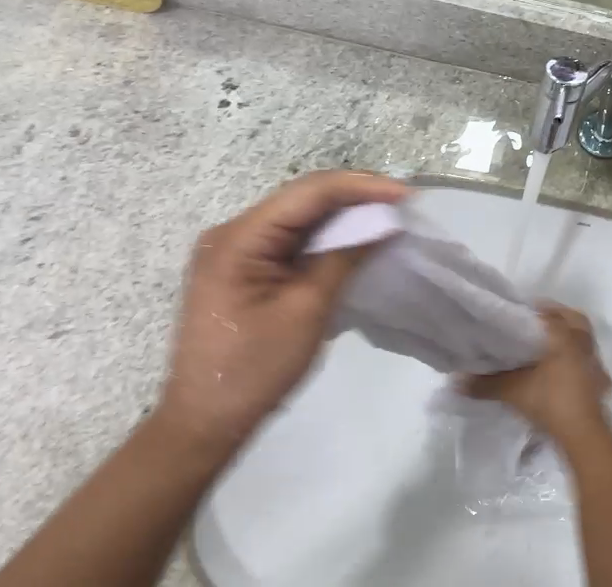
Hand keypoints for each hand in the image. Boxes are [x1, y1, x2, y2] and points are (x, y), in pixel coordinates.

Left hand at [154, 171, 410, 452]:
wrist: (205, 424)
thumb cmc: (254, 369)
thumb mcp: (307, 310)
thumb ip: (344, 258)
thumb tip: (384, 224)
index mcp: (238, 239)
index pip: (310, 192)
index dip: (362, 186)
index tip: (407, 196)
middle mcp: (232, 233)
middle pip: (304, 198)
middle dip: (356, 196)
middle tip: (403, 204)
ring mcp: (236, 251)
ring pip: (301, 216)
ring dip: (345, 214)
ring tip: (389, 216)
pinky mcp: (246, 269)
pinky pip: (294, 238)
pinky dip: (329, 236)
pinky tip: (358, 239)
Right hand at [463, 304, 611, 445]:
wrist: (583, 432)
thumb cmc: (551, 400)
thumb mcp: (514, 391)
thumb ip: (486, 384)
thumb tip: (457, 380)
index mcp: (566, 335)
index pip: (550, 313)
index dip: (532, 311)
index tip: (516, 313)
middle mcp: (584, 342)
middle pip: (573, 319)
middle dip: (556, 317)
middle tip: (535, 322)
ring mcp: (595, 362)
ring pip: (583, 338)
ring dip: (568, 336)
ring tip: (546, 344)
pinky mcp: (599, 380)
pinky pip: (586, 359)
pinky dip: (575, 357)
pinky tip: (561, 368)